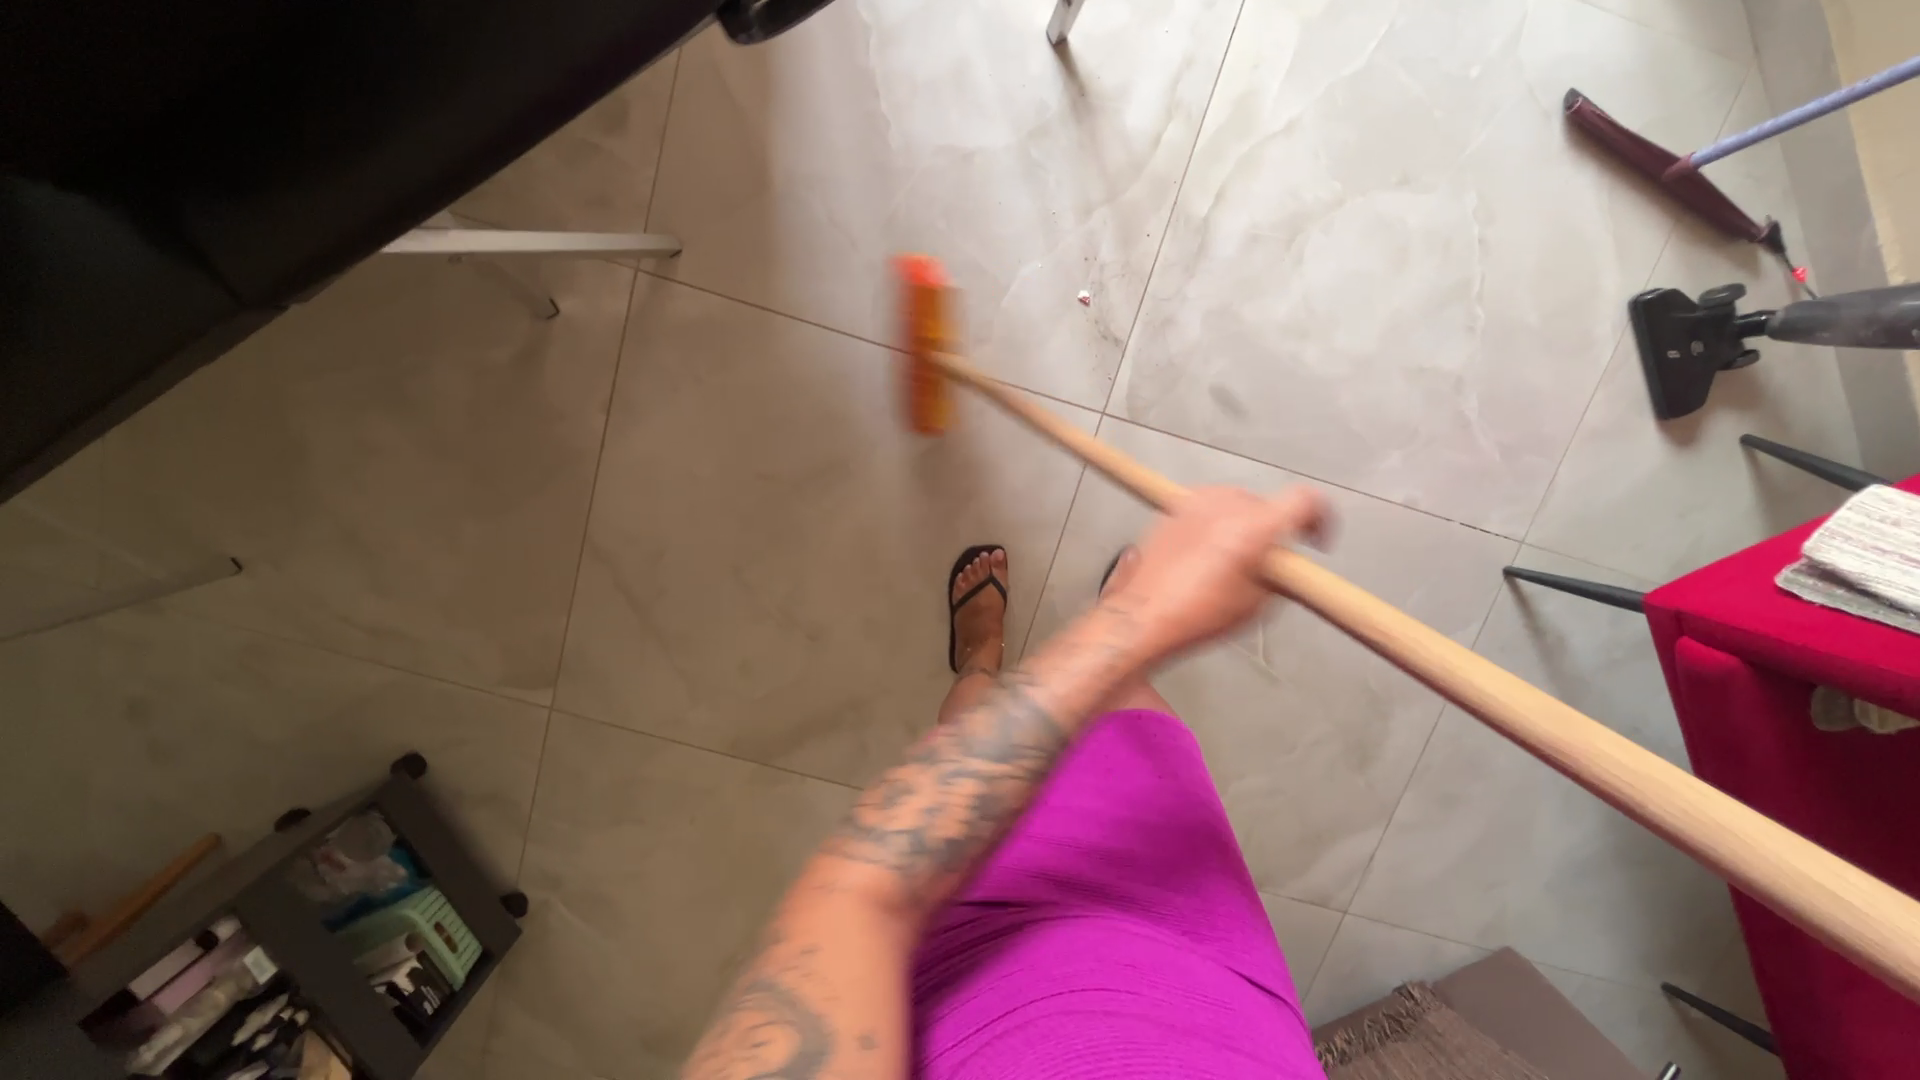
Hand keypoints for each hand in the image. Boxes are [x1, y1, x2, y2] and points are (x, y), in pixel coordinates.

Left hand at [1101, 485, 1329, 662]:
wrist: (1143, 615)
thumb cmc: (1195, 615)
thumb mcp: (1257, 604)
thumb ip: (1282, 574)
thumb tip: (1288, 565)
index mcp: (1253, 528)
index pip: (1305, 500)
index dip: (1321, 518)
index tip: (1317, 536)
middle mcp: (1224, 505)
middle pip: (1267, 503)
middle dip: (1275, 528)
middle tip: (1271, 559)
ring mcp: (1195, 503)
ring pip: (1236, 503)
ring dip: (1244, 524)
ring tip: (1236, 558)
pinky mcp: (1173, 508)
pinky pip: (1208, 508)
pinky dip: (1216, 524)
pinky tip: (1209, 553)